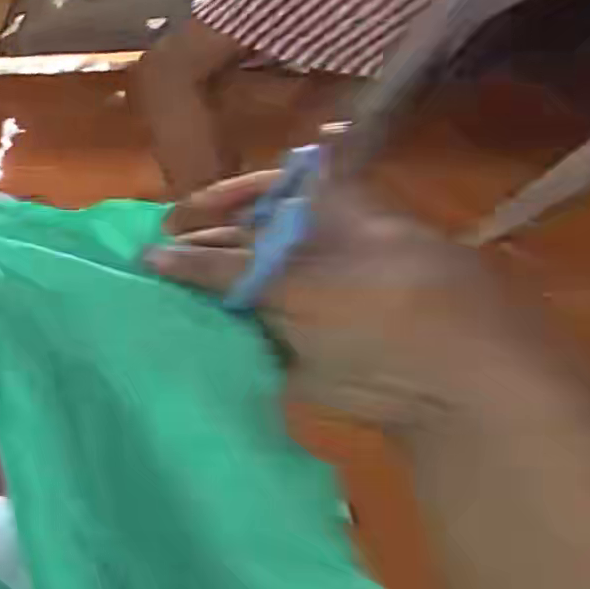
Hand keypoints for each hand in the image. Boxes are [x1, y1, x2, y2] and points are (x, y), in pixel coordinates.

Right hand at [148, 172, 533, 424]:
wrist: (443, 398)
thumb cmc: (388, 315)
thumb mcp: (301, 283)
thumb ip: (220, 268)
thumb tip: (146, 254)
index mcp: (339, 222)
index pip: (278, 190)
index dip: (230, 196)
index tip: (182, 215)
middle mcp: (321, 253)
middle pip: (248, 236)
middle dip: (200, 241)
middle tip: (150, 254)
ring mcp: (306, 296)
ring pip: (238, 280)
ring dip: (197, 282)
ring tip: (148, 286)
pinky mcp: (290, 336)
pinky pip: (237, 318)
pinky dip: (206, 316)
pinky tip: (167, 314)